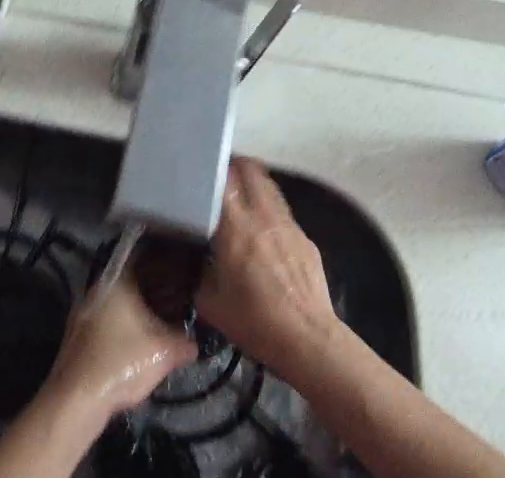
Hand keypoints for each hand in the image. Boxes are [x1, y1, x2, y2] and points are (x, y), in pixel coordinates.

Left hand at [43, 271, 197, 416]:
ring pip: (116, 304)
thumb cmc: (122, 362)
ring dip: (136, 313)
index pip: (143, 260)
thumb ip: (185, 342)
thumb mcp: (165, 352)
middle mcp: (96, 289)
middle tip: (175, 304)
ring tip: (159, 326)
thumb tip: (194, 344)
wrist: (77, 397)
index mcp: (116, 281)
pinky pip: (106, 321)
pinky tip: (134, 345)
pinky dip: (121, 328)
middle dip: (152, 293)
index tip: (180, 273)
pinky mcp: (76, 334)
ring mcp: (83, 311)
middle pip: (130, 284)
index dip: (164, 266)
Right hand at [196, 158, 339, 374]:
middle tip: (219, 175)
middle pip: (251, 170)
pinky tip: (263, 232)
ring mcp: (289, 225)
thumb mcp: (209, 301)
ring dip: (254, 184)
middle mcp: (263, 216)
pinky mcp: (305, 239)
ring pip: (270, 187)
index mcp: (235, 227)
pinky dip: (269, 210)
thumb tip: (196, 258)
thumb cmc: (255, 321)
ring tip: (239, 195)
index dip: (210, 168)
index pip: (223, 178)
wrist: (308, 340)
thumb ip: (199, 270)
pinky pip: (283, 213)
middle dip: (235, 165)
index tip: (198, 170)